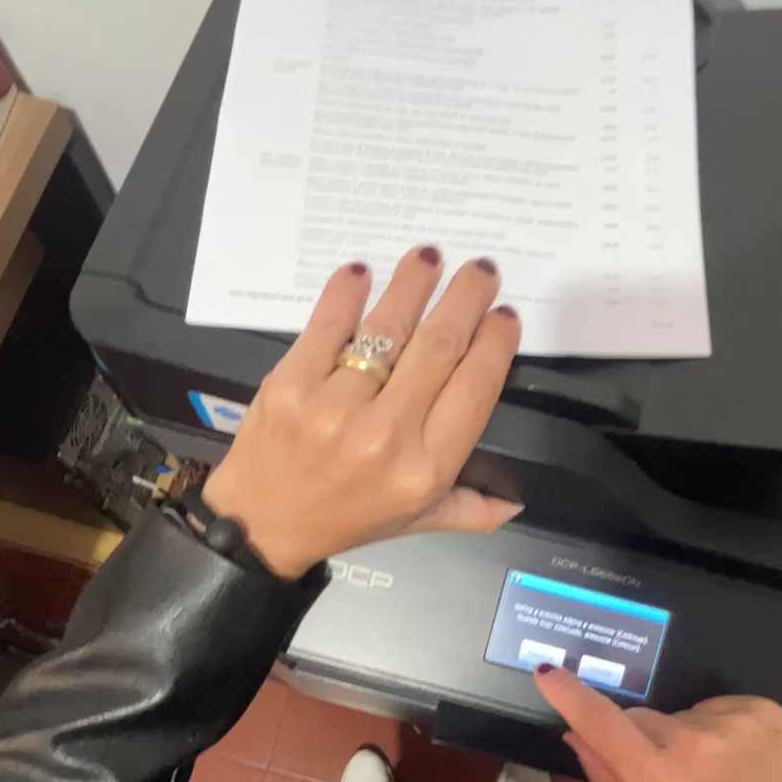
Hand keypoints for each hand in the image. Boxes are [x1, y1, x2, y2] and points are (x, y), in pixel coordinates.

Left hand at [201, 246, 523, 577]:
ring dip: (414, 283)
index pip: (475, 388)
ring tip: (430, 257)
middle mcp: (386, 435)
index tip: (503, 315)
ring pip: (388, 327)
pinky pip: (327, 324)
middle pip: (439, 345)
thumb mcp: (416, 521)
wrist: (263, 524)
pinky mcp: (290, 383)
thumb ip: (470, 508)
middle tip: (481, 270)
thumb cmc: (347, 517)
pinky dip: (346, 291)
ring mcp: (334, 407)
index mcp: (425, 469)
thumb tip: (518, 498)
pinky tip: (362, 272)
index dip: (495, 342)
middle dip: (466, 298)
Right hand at [536, 667, 781, 781]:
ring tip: (714, 773)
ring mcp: (731, 721)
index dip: (569, 696)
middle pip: (638, 717)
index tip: (546, 672)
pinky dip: (716, 730)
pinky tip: (739, 761)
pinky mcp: (760, 707)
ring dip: (681, 736)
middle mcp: (693, 744)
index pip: (602, 724)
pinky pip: (712, 710)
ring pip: (676, 714)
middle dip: (639, 739)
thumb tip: (575, 735)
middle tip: (667, 776)